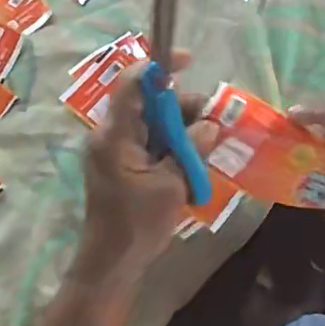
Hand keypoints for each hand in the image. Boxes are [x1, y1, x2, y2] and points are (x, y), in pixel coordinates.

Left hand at [77, 51, 218, 281]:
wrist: (112, 265)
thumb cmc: (138, 224)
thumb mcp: (172, 184)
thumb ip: (191, 148)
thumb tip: (210, 123)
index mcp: (115, 135)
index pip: (133, 84)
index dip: (159, 66)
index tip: (188, 60)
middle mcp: (111, 135)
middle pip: (148, 101)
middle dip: (182, 106)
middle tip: (213, 121)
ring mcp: (116, 149)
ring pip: (152, 120)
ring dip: (181, 127)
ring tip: (207, 145)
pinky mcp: (123, 162)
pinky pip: (150, 138)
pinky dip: (173, 142)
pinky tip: (193, 157)